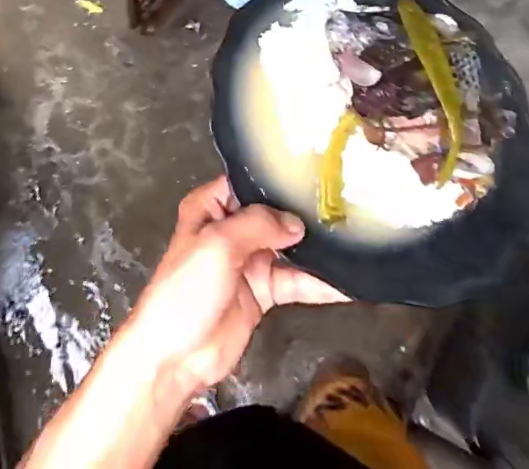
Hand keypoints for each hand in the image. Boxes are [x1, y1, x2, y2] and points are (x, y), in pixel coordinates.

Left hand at [110, 177, 346, 400]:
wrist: (176, 355)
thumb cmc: (186, 289)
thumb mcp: (218, 245)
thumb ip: (257, 224)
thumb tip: (296, 222)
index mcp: (210, 207)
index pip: (246, 182)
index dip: (273, 178)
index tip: (310, 172)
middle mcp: (230, 229)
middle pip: (272, 214)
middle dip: (302, 213)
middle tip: (344, 207)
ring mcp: (248, 260)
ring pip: (288, 248)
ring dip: (315, 250)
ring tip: (352, 242)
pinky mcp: (262, 291)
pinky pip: (295, 282)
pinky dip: (319, 283)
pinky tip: (346, 282)